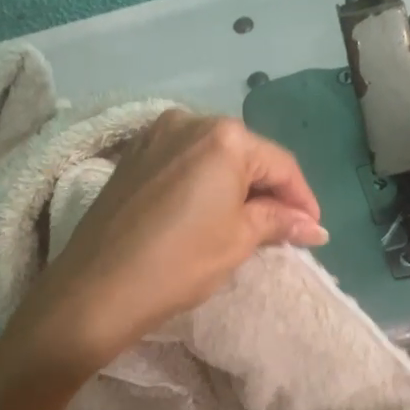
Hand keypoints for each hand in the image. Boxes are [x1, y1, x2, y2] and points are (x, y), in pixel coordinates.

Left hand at [0, 111, 327, 385]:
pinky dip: (202, 181)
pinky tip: (206, 210)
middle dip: (268, 189)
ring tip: (246, 221)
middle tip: (283, 228)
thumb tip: (313, 225)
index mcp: (225, 136)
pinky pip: (183, 160)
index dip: (302, 199)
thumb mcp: (238, 240)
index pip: (281, 164)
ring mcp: (156, 134)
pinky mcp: (132, 154)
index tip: (313, 231)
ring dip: (235, 184)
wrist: (96, 289)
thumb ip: (279, 221)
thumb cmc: (178, 262)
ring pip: (213, 155)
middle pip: (246, 153)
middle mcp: (190, 120)